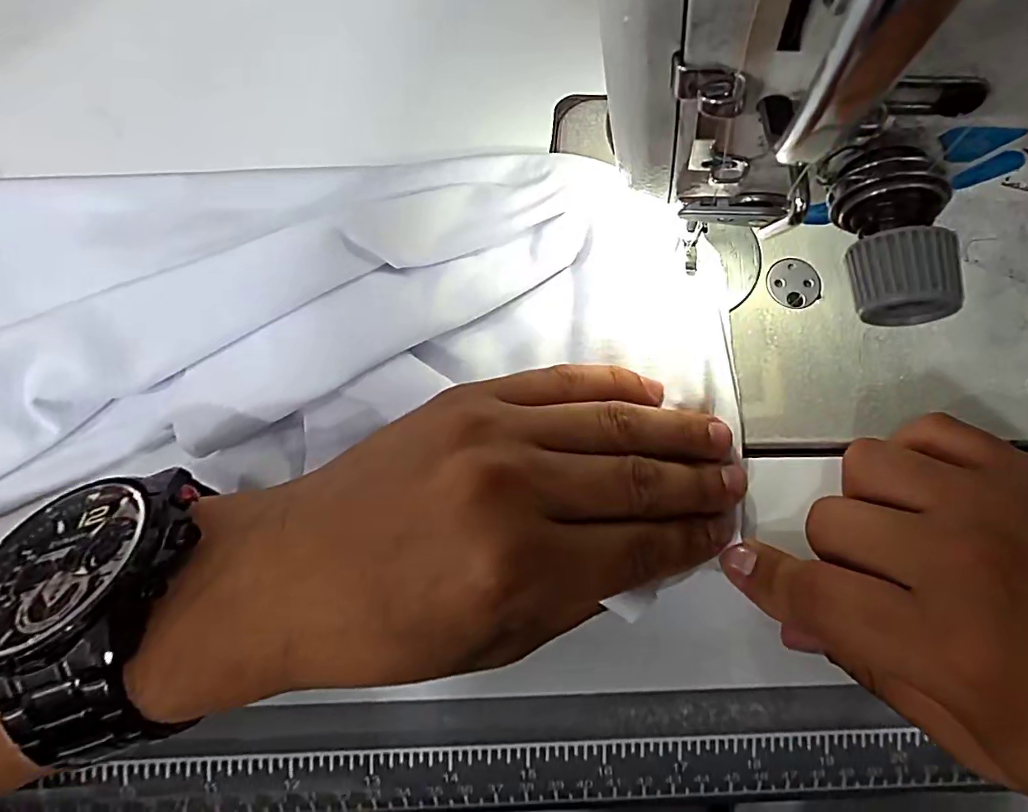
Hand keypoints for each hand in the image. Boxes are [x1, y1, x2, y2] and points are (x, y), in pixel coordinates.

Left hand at [132, 365, 742, 715]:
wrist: (292, 568)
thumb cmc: (387, 627)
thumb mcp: (491, 644)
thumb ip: (579, 597)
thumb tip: (648, 560)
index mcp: (517, 566)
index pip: (634, 547)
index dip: (687, 540)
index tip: (721, 530)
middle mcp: (513, 488)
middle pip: (632, 478)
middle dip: (694, 481)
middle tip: (734, 477)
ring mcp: (492, 431)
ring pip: (609, 424)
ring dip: (671, 429)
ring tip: (714, 434)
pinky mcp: (472, 398)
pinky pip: (559, 383)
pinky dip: (611, 386)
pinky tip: (650, 392)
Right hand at [718, 414, 1027, 811]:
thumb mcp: (977, 740)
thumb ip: (876, 672)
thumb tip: (801, 626)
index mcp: (942, 644)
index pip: (813, 596)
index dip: (764, 580)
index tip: (741, 562)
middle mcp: (953, 560)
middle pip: (830, 523)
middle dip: (830, 557)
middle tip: (869, 581)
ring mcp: (988, 501)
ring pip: (864, 464)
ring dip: (866, 503)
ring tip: (902, 532)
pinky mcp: (1020, 467)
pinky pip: (925, 430)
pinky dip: (911, 457)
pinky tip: (933, 491)